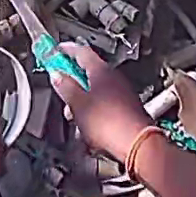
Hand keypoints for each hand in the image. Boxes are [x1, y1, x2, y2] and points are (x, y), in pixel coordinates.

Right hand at [50, 42, 151, 163]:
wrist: (138, 146)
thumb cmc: (110, 123)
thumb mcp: (78, 104)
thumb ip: (65, 86)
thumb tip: (57, 75)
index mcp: (101, 70)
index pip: (81, 51)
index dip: (66, 50)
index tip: (56, 51)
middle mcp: (114, 78)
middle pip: (88, 72)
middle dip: (72, 82)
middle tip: (61, 88)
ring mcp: (123, 93)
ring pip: (96, 90)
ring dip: (83, 100)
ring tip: (75, 117)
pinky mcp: (127, 110)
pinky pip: (106, 105)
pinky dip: (95, 112)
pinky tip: (90, 128)